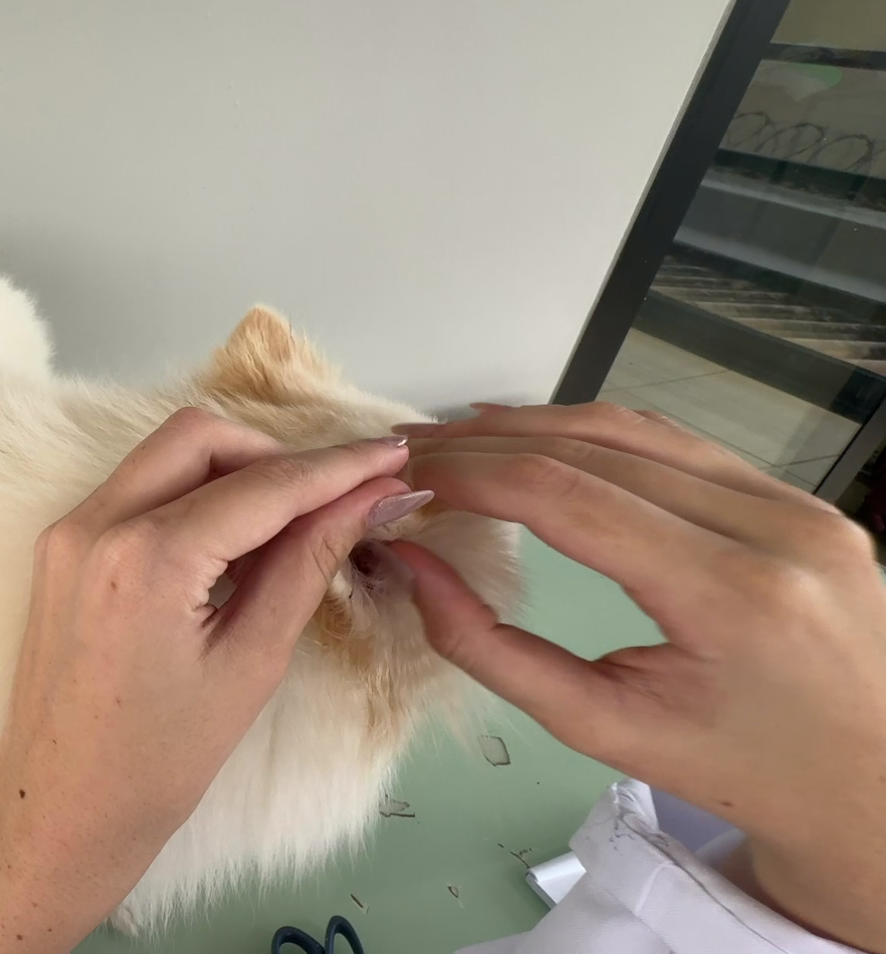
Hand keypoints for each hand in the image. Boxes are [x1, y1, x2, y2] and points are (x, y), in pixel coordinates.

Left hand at [0, 408, 420, 953]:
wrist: (61, 801)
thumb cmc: (161, 760)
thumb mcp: (250, 664)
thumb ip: (305, 565)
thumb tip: (363, 500)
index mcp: (145, 557)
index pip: (259, 485)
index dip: (335, 466)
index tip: (391, 456)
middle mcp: (93, 522)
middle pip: (195, 436)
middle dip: (270, 453)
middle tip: (329, 496)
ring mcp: (66, 528)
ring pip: (159, 455)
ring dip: (227, 469)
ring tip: (286, 520)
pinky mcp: (58, 543)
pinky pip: (132, 489)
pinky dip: (186, 494)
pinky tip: (226, 538)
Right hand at [394, 402, 885, 949]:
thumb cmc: (739, 771)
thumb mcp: (592, 726)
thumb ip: (481, 645)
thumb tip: (406, 561)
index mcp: (732, 593)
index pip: (560, 493)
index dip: (464, 474)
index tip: (401, 482)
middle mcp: (775, 529)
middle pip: (582, 448)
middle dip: (474, 445)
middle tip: (403, 457)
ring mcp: (795, 505)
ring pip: (620, 428)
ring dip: (517, 425)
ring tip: (443, 439)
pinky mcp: (792, 499)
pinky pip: (660, 439)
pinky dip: (574, 427)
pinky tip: (521, 431)